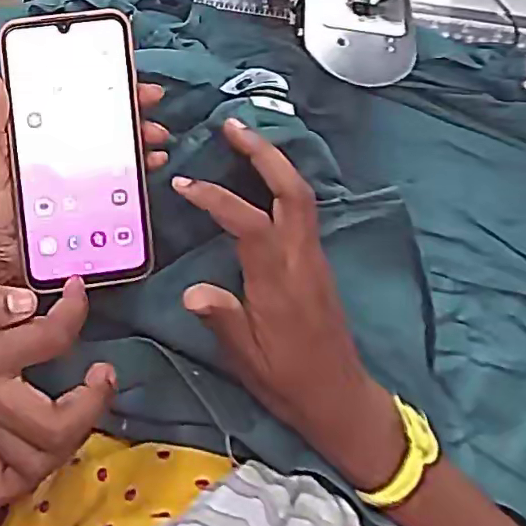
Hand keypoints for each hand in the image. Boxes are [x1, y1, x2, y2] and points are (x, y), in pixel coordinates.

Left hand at [0, 72, 169, 288]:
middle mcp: (63, 157)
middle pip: (100, 124)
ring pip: (118, 149)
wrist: (8, 276)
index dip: (96, 86)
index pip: (70, 105)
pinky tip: (153, 161)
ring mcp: (83, 181)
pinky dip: (142, 167)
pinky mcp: (99, 206)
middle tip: (149, 101)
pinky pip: (125, 181)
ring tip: (154, 134)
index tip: (122, 75)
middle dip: (129, 108)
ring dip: (141, 134)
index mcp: (37, 143)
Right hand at [0, 277, 114, 506]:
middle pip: (58, 425)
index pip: (49, 339)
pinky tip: (39, 445)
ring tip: (81, 404)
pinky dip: (29, 472)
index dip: (74, 310)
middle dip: (93, 401)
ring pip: (39, 462)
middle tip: (102, 371)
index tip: (78, 288)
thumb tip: (30, 302)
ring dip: (72, 438)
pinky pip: (4, 481)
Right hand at [172, 119, 379, 442]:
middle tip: (231, 125)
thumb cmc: (288, 380)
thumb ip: (223, 320)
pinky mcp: (315, 259)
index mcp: (280, 283)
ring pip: (300, 194)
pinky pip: (301, 207)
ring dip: (274, 160)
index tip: (183, 185)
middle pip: (292, 192)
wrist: (341, 399)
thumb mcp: (248, 359)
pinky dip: (280, 179)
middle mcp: (302, 260)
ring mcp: (313, 256)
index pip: (250, 225)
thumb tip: (191, 290)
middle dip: (263, 154)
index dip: (216, 199)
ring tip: (242, 136)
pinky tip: (261, 173)